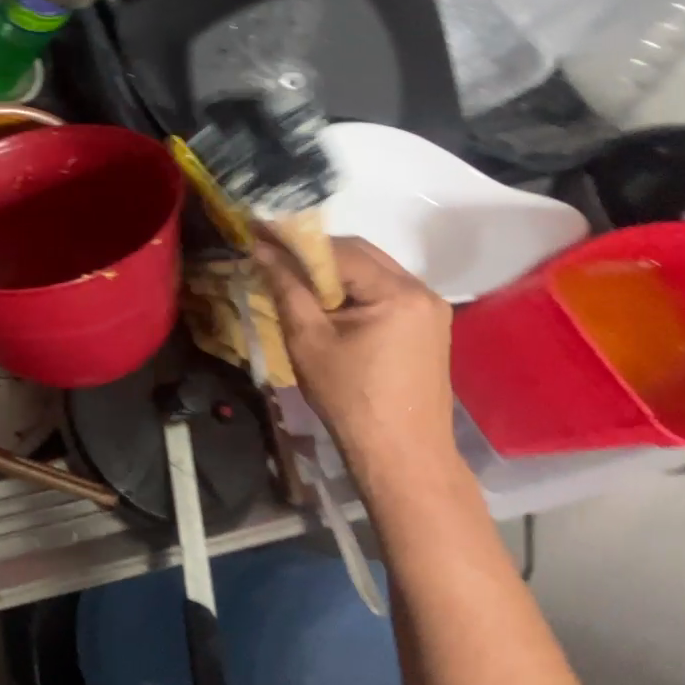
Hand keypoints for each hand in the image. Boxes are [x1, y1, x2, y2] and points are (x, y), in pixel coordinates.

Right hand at [254, 234, 455, 467]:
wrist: (399, 450)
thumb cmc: (348, 394)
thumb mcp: (307, 337)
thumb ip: (286, 286)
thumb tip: (260, 247)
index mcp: (397, 293)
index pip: (338, 249)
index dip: (294, 240)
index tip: (255, 233)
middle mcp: (422, 292)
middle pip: (360, 253)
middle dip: (313, 251)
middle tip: (269, 254)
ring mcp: (429, 309)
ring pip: (371, 269)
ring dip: (330, 268)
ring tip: (291, 277)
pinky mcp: (425, 326)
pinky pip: (381, 289)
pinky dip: (349, 286)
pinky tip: (323, 301)